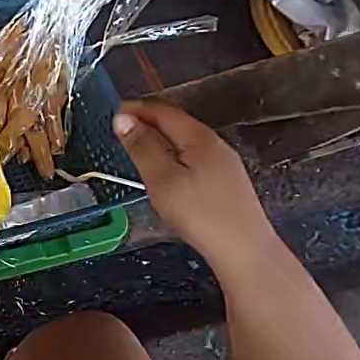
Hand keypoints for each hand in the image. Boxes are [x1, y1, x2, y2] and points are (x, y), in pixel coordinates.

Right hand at [113, 101, 276, 269]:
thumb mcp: (162, 180)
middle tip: (123, 129)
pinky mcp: (228, 183)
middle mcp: (216, 144)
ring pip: (187, 142)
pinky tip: (168, 171)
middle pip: (178, 124)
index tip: (115, 113)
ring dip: (162, 139)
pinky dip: (174, 155)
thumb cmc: (199, 214)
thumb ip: (142, 148)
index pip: (164, 112)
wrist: (244, 249)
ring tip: (140, 147)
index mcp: (199, 138)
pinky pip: (195, 158)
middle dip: (149, 122)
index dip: (138, 110)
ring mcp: (225, 164)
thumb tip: (123, 119)